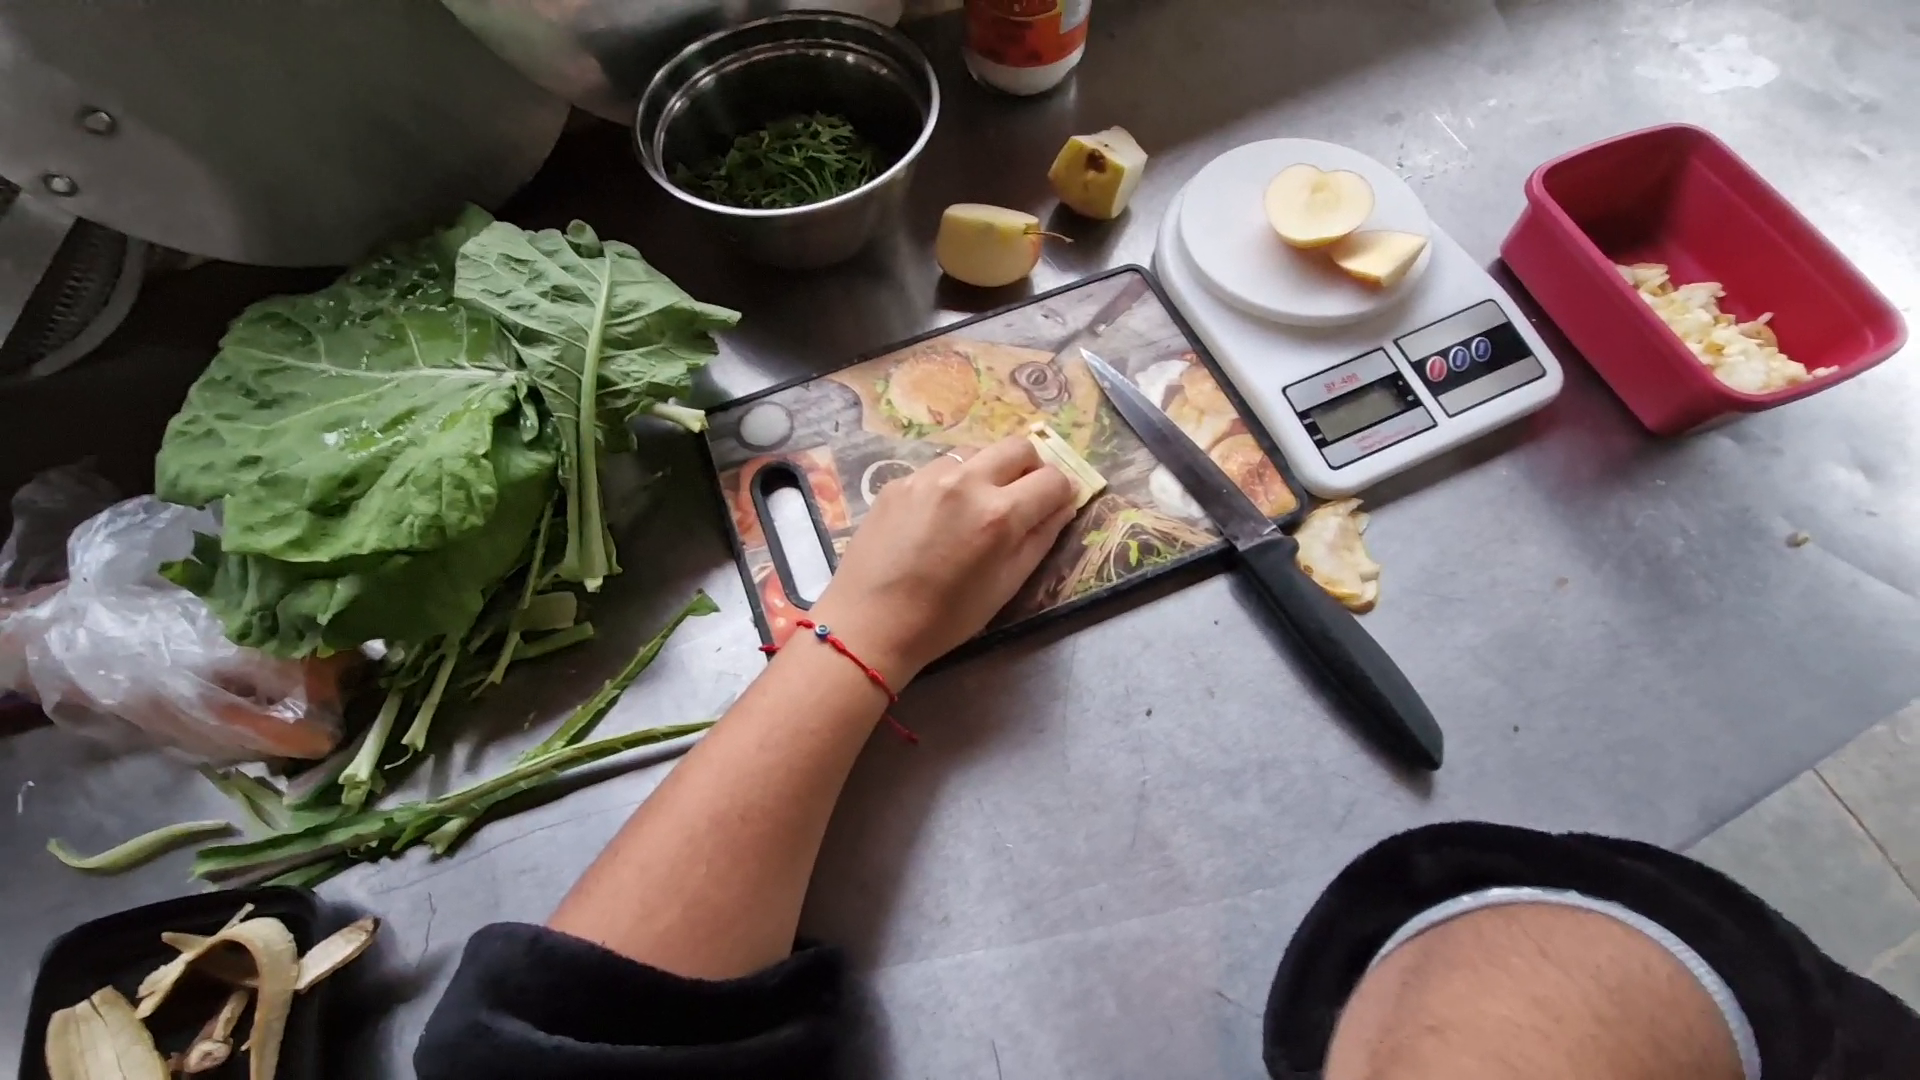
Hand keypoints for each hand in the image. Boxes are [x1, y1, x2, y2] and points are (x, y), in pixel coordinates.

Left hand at [807, 436, 1077, 683]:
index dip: (1061, 492)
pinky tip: (936, 519)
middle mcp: (966, 482)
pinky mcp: (899, 481)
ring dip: (987, 472)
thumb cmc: (946, 617)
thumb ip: (1040, 539)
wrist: (870, 623)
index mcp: (999, 514)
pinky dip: (950, 484)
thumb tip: (1062, 505)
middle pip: (1017, 446)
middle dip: (1030, 468)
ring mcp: (927, 476)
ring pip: (976, 453)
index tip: (1054, 506)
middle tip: (1021, 497)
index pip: (1052, 479)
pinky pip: (939, 468)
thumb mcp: (1006, 585)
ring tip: (974, 509)